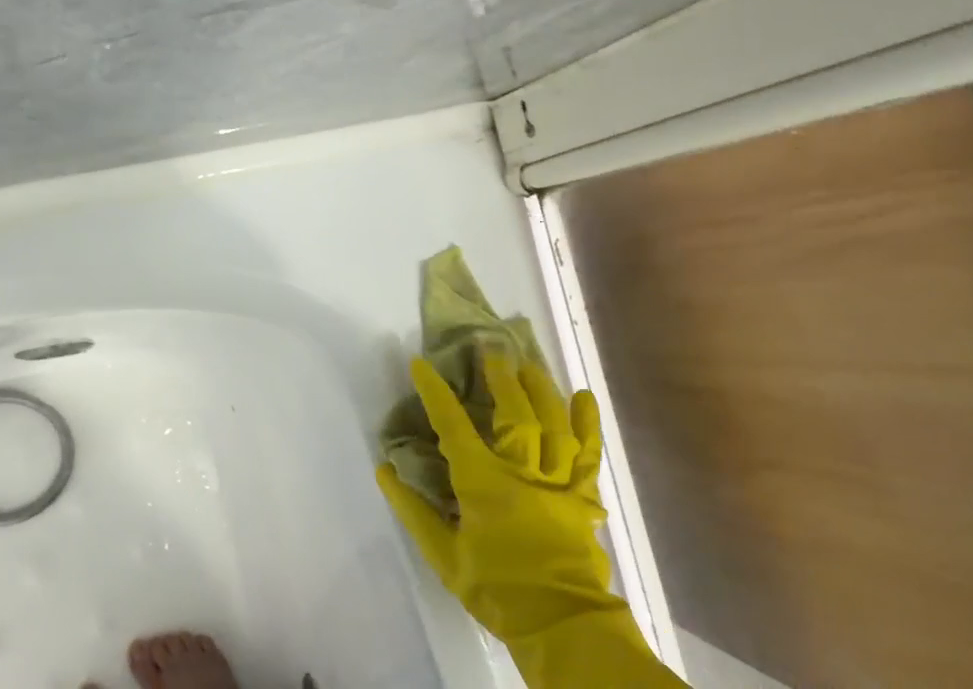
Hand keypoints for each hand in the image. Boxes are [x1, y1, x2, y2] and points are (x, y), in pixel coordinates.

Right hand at [376, 354, 617, 640]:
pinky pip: (587, 454)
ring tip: (530, 364)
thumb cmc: (494, 587)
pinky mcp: (582, 497)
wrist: (558, 621)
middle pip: (514, 413)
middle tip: (493, 350)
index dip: (435, 392)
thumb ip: (414, 510)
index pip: (452, 425)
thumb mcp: (443, 554)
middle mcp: (521, 471)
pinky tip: (584, 398)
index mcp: (482, 482)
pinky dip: (587, 425)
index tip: (421, 364)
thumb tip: (385, 470)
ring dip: (541, 391)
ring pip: (552, 424)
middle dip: (501, 379)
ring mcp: (557, 482)